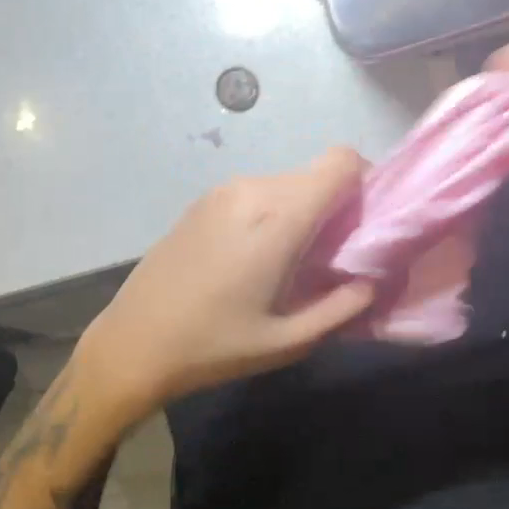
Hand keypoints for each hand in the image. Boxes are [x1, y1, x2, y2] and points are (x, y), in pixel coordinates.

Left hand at [78, 148, 375, 413]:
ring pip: (286, 184)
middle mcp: (251, 189)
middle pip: (316, 175)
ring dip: (302, 213)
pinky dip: (272, 215)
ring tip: (291, 265)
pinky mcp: (202, 202)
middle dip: (336, 208)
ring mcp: (221, 192)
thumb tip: (375, 277)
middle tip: (332, 260)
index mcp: (277, 217)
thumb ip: (344, 306)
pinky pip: (256, 194)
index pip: (341, 162)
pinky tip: (254, 260)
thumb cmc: (215, 346)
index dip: (364, 185)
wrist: (133, 343)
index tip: (364, 227)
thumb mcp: (289, 341)